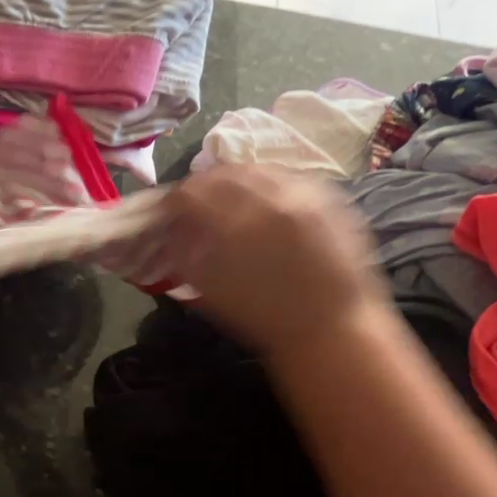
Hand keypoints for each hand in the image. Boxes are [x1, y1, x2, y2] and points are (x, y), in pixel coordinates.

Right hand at [166, 164, 388, 358]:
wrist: (331, 327)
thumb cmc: (259, 315)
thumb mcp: (205, 285)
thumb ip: (181, 250)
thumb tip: (167, 228)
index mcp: (237, 223)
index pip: (189, 191)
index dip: (170, 201)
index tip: (164, 214)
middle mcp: (274, 199)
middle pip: (223, 172)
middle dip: (200, 187)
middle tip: (191, 206)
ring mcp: (309, 196)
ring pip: (258, 169)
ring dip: (233, 182)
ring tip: (224, 202)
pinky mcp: (333, 199)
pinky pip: (289, 177)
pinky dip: (266, 185)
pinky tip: (259, 205)